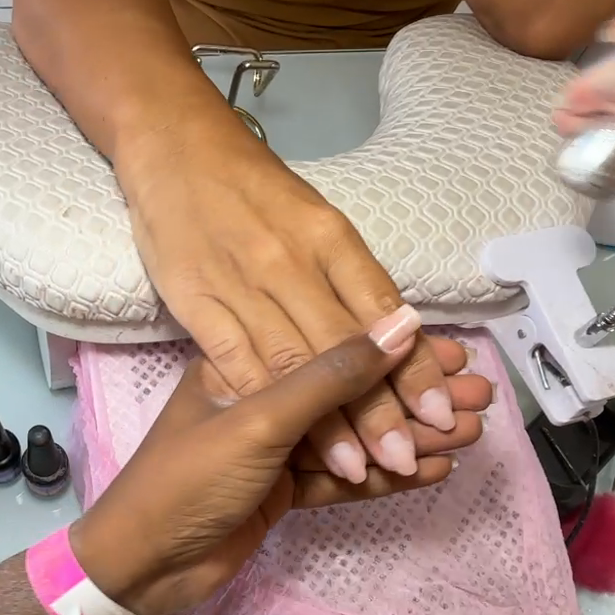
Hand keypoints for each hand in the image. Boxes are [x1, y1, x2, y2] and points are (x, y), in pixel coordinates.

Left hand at [70, 307, 492, 614]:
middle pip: (352, 395)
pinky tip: (428, 472)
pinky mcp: (280, 491)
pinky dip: (383, 477)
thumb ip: (332, 376)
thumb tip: (404, 323)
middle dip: (415, 401)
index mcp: (248, 365)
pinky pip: (340, 478)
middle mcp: (263, 400)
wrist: (141, 566)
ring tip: (469, 437)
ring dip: (408, 440)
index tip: (456, 362)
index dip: (399, 358)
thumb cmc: (187, 481)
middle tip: (480, 404)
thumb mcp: (260, 421)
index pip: (336, 350)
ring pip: (352, 438)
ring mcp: (273, 448)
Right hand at [116, 114, 457, 486]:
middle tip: (409, 457)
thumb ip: (347, 278)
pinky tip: (292, 443)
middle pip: (343, 347)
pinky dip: (268, 405)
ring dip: (332, 421)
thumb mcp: (311, 219)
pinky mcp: (195, 301)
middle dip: (380, 408)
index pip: (381, 310)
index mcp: (329, 237)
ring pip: (294, 363)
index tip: (441, 411)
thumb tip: (395, 333)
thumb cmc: (247, 188)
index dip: (412, 364)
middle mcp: (291, 262)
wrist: (173, 148)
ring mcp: (241, 283)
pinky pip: (237, 361)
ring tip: (366, 466)